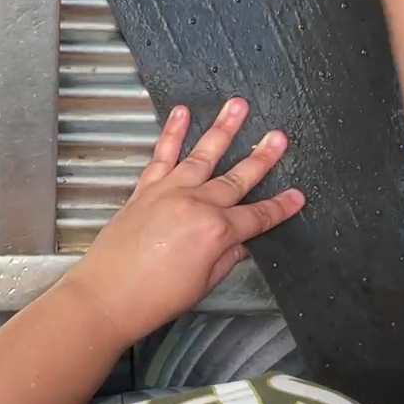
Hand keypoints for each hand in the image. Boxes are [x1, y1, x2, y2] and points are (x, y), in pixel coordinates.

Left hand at [58, 99, 305, 346]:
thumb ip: (227, 257)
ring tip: (239, 106)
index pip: (257, 217)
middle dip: (262, 157)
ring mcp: (169, 192)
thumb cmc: (153, 298)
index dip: (281, 207)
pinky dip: (172, 132)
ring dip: (223, 128)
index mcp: (216, 233)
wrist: (106, 296)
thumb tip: (241, 241)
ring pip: (203, 154)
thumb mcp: (204, 283)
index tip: (298, 196)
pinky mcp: (145, 190)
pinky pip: (161, 155)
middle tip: (279, 137)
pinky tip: (181, 112)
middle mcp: (195, 205)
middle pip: (237, 178)